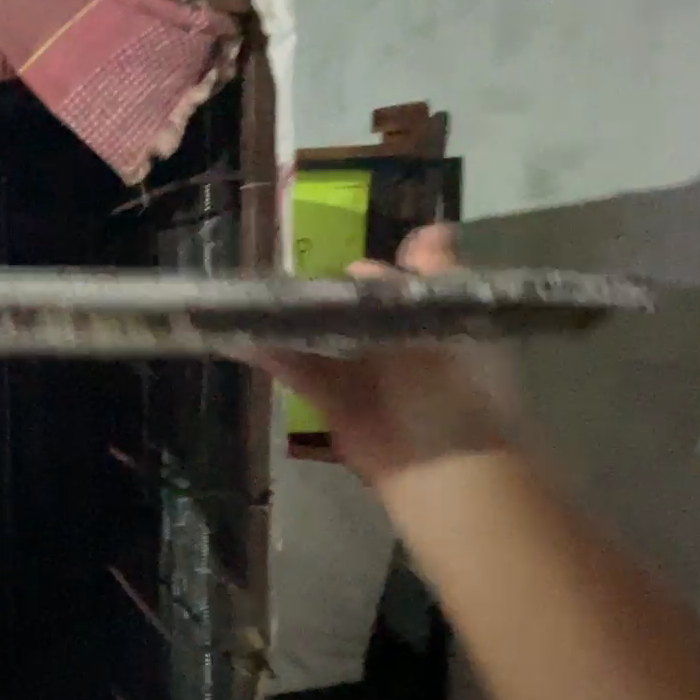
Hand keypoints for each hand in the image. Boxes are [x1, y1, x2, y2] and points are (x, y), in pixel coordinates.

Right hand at [256, 225, 521, 488]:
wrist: (440, 465)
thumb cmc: (454, 390)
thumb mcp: (446, 323)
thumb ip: (424, 281)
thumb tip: (419, 234)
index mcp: (433, 323)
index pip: (400, 286)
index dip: (373, 274)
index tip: (341, 261)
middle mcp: (396, 344)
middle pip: (352, 310)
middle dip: (322, 294)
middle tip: (285, 276)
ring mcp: (360, 373)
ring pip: (319, 337)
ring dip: (291, 322)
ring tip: (255, 299)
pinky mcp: (330, 399)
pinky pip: (297, 371)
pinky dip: (272, 356)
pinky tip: (244, 337)